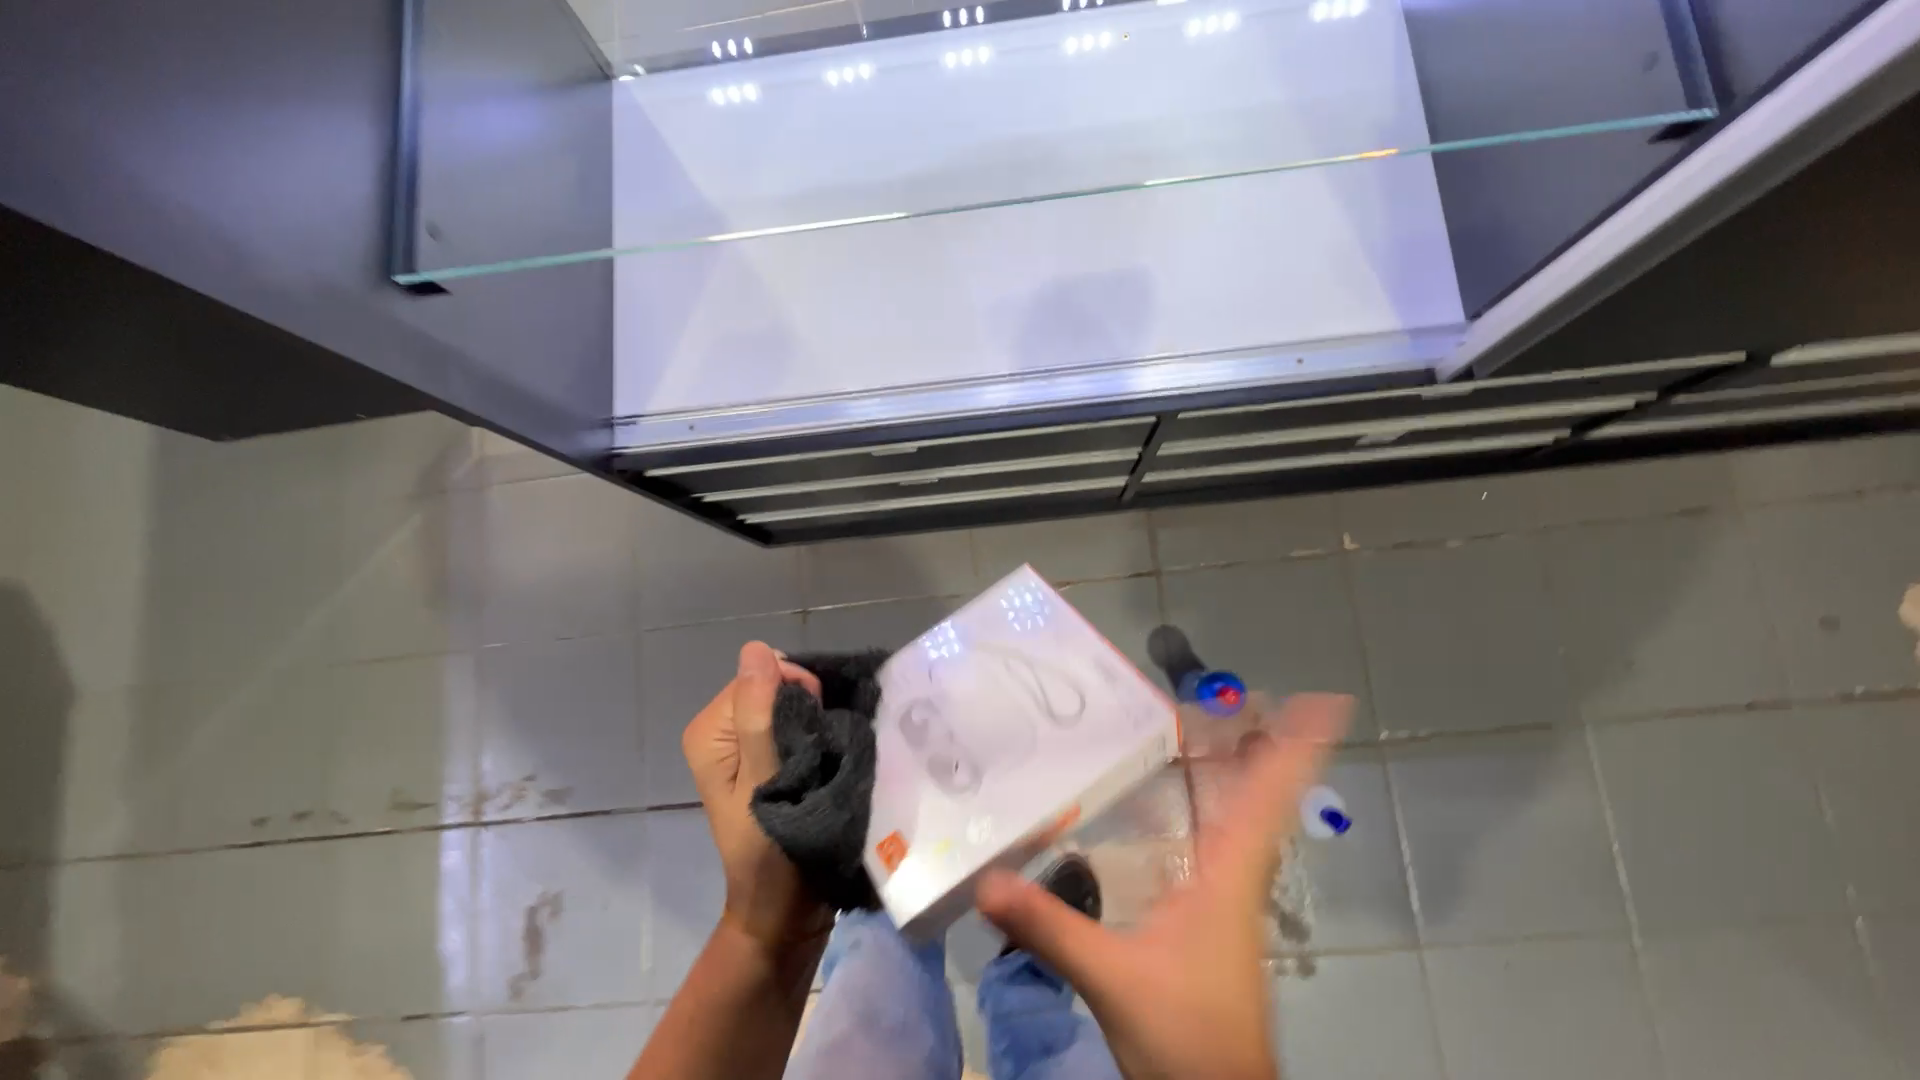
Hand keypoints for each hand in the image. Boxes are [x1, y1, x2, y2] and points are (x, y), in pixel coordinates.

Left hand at [682, 641, 832, 954]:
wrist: (785, 911)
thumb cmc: (772, 852)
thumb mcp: (764, 782)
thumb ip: (758, 716)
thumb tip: (756, 650)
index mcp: (709, 732)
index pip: (760, 675)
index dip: (796, 692)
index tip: (817, 729)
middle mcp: (721, 733)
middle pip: (774, 688)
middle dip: (805, 708)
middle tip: (821, 751)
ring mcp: (744, 748)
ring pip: (788, 706)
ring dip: (814, 724)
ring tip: (825, 759)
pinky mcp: (766, 761)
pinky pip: (794, 726)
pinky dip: (814, 736)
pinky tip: (825, 762)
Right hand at [976, 693, 1351, 1079]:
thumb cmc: (1185, 1033)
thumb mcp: (1113, 978)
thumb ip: (1051, 928)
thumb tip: (988, 881)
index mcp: (1227, 878)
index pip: (1266, 800)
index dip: (1294, 750)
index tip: (1319, 703)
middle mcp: (1234, 878)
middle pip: (1256, 799)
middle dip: (1255, 748)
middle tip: (1243, 698)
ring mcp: (1226, 901)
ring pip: (1236, 822)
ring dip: (1233, 778)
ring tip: (1212, 732)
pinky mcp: (1209, 921)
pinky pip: (1214, 849)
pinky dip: (1204, 817)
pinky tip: (1170, 811)